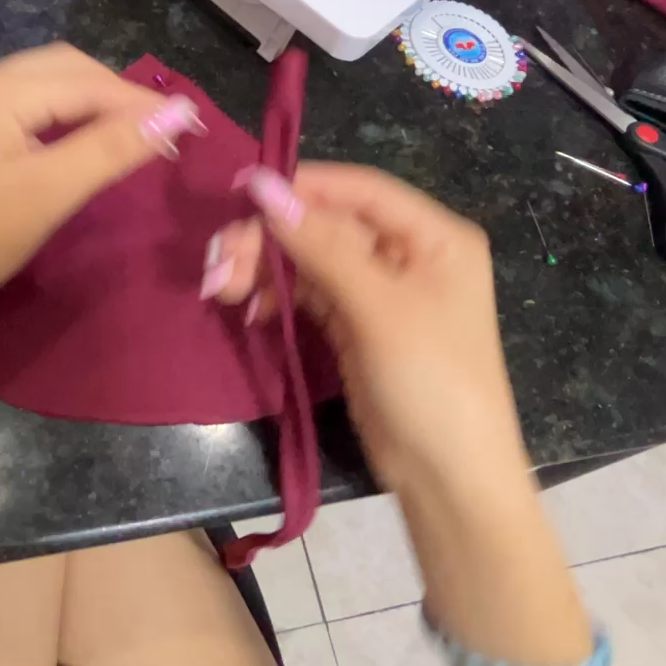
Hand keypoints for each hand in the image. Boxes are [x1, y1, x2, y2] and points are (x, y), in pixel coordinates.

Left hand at [0, 43, 202, 345]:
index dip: (144, 105)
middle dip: (118, 98)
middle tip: (165, 136)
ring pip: (45, 88)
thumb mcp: (48, 194)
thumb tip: (179, 112)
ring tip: (133, 140)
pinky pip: (23, 110)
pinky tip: (80, 145)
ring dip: (92, 107)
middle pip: (66, 72)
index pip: (90, 83)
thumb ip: (113, 149)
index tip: (193, 130)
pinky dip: (61, 121)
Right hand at [204, 163, 526, 491]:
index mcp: (433, 237)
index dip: (301, 186)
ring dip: (263, 268)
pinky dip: (276, 297)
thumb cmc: (431, 382)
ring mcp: (377, 291)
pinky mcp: (353, 324)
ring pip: (308, 260)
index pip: (359, 191)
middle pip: (325, 227)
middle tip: (218, 258)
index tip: (241, 191)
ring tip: (219, 286)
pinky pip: (307, 294)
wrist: (447, 479)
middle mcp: (405, 255)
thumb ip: (321, 246)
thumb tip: (264, 188)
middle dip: (270, 239)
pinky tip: (249, 310)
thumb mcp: (378, 308)